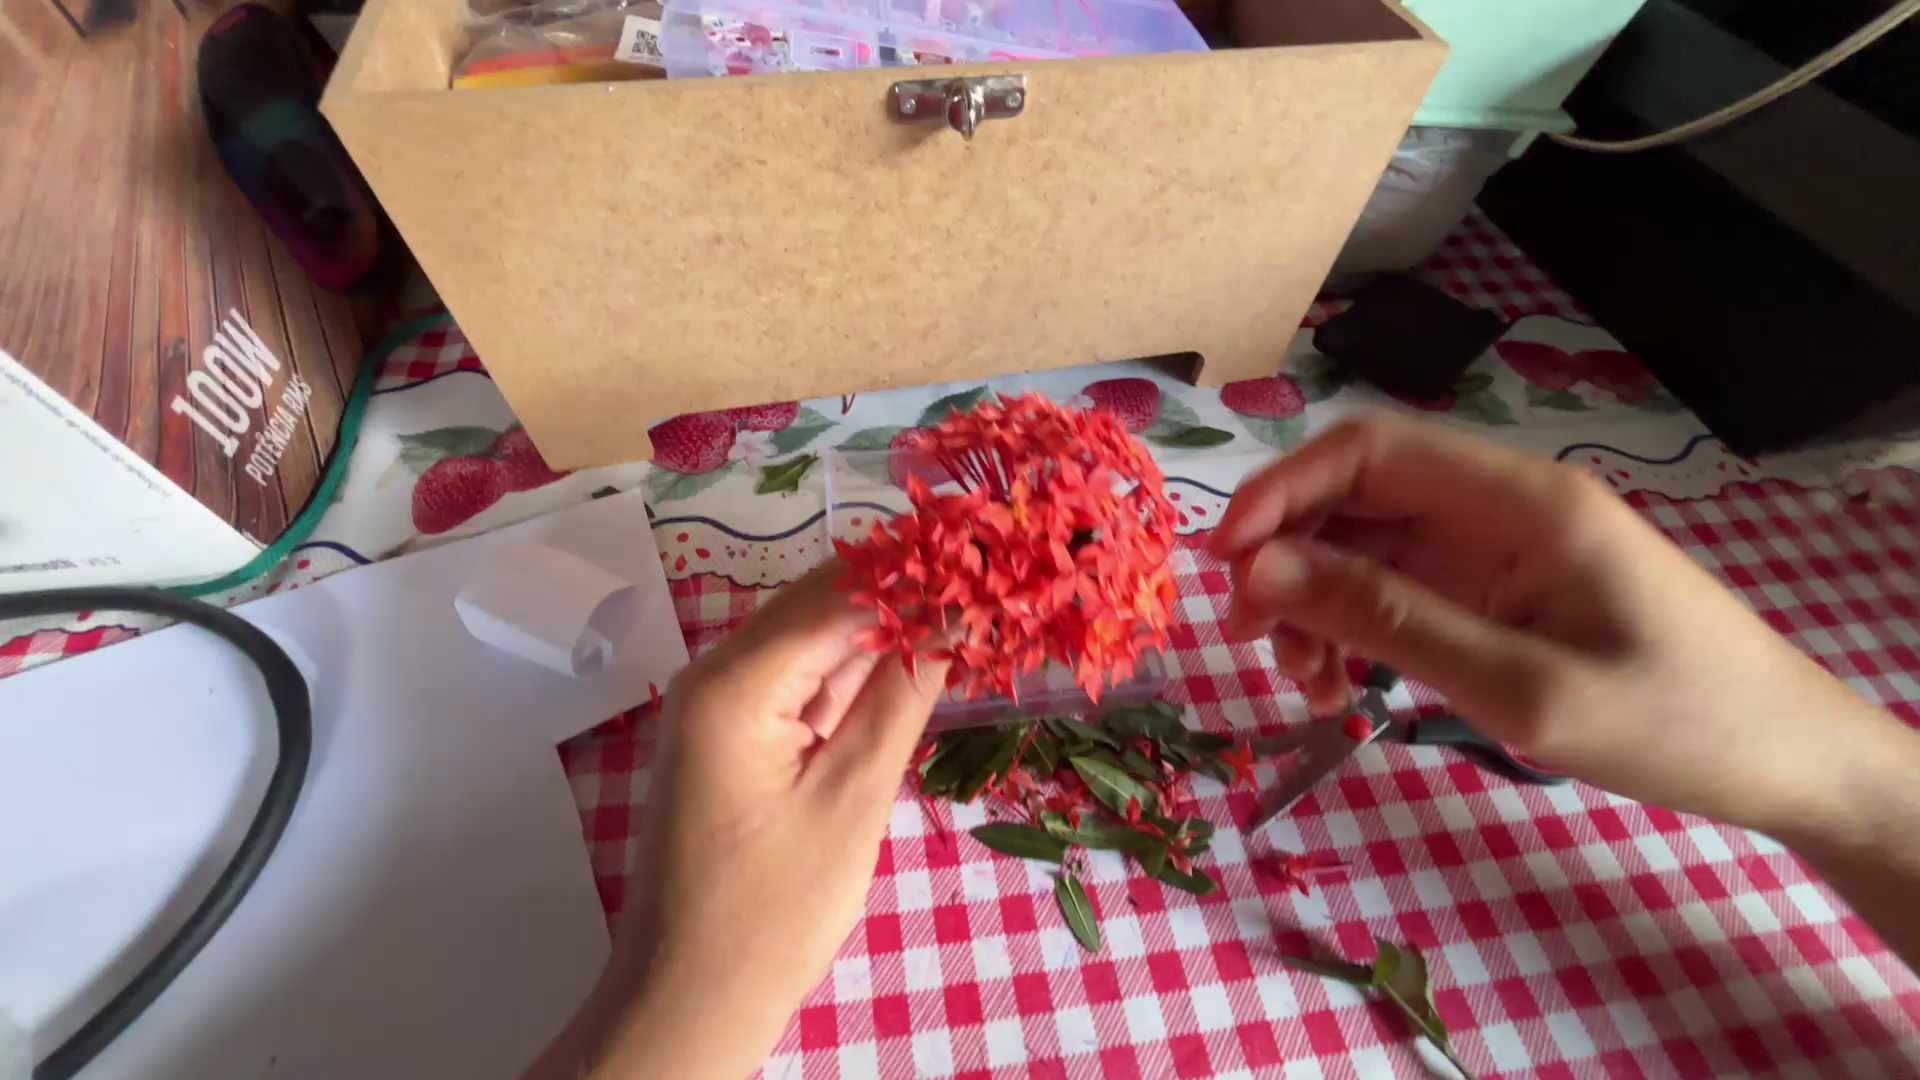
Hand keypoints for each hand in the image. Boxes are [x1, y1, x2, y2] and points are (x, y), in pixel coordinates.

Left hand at [524, 567, 946, 1079]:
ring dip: (884, 627)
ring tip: (958, 608)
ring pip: (816, 638)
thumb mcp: (854, 796)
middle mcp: (718, 672)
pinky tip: (909, 658)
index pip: (839, 596)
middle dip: (902, 590)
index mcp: (735, 682)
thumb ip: (903, 694)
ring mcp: (723, 701)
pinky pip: (804, 679)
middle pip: (822, 604)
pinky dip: (857, 669)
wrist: (691, 998)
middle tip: (977, 582)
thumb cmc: (775, 910)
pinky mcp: (737, 729)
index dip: (914, 573)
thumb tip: (953, 616)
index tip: (979, 558)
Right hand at [1206, 413, 1912, 840]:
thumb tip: (1260, 570)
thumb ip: (1384, 618)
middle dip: (1283, 559)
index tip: (1225, 557)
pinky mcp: (1477, 588)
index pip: (1367, 450)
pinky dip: (1343, 630)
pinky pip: (1381, 590)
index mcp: (1516, 499)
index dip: (1281, 489)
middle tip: (1248, 634)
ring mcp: (1481, 548)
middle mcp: (1489, 507)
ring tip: (1305, 680)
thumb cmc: (1676, 724)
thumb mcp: (1518, 685)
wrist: (1790, 769)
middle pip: (1349, 499)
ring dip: (1308, 605)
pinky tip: (1338, 685)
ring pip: (1354, 548)